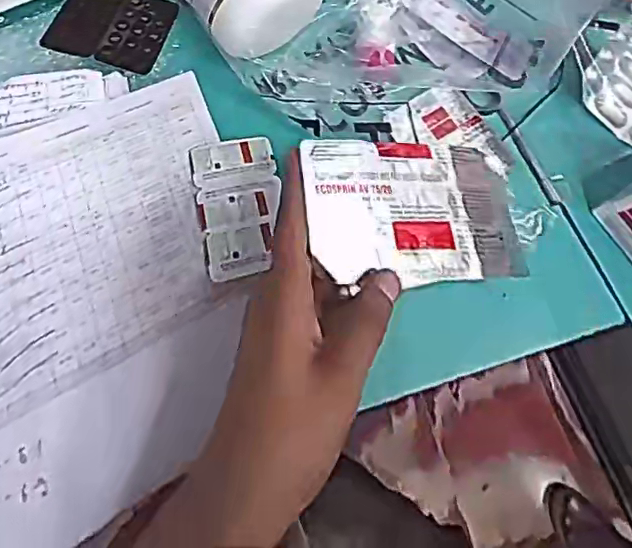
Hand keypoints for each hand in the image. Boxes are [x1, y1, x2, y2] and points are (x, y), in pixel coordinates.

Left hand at [139, 151, 399, 547]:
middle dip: (332, 212)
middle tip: (369, 186)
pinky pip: (313, 299)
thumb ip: (366, 323)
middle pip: (303, 241)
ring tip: (379, 230)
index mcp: (283, 294)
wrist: (244, 482)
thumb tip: (386, 273)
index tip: (308, 149)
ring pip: (311, 272)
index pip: (291, 224)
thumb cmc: (290, 427)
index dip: (298, 185)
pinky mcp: (282, 342)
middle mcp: (275, 297)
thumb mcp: (340, 375)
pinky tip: (368, 292)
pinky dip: (339, 288)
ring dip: (340, 253)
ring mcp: (277, 321)